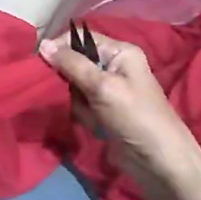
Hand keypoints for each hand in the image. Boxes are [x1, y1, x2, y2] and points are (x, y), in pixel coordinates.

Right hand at [40, 30, 200, 199]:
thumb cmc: (135, 117)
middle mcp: (114, 65)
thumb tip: (42, 44)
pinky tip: (98, 128)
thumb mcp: (102, 87)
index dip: (60, 48)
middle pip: (74, 63)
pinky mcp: (104, 110)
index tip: (42, 66)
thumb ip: (72, 64)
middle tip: (80, 98)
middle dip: (71, 83)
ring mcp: (109, 89)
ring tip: (95, 118)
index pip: (80, 38)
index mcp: (120, 51)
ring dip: (79, 105)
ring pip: (74, 87)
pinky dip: (85, 117)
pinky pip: (81, 105)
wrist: (158, 161)